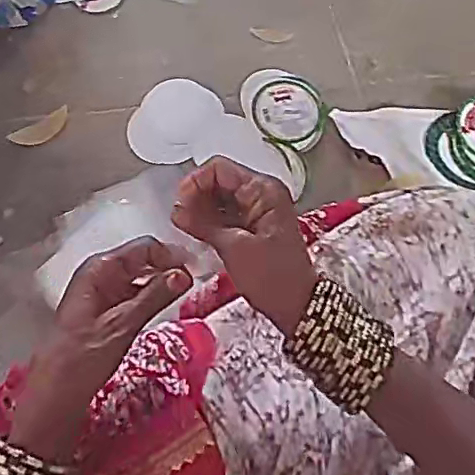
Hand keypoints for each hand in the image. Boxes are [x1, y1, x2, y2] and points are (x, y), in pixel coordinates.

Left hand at [9, 238, 191, 459]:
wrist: (53, 400)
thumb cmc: (80, 360)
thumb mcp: (122, 326)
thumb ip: (155, 296)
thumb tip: (183, 274)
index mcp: (99, 269)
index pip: (144, 247)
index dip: (172, 256)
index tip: (195, 268)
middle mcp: (100, 275)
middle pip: (143, 260)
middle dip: (169, 268)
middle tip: (194, 282)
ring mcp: (103, 294)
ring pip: (141, 278)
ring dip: (162, 284)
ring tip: (185, 294)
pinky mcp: (106, 312)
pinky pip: (135, 295)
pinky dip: (152, 298)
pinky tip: (165, 307)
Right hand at [171, 158, 318, 335]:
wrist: (297, 305)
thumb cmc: (273, 277)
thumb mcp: (234, 248)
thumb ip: (203, 224)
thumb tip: (178, 210)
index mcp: (264, 190)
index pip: (220, 169)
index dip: (196, 182)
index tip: (180, 202)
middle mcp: (263, 194)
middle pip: (220, 180)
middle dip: (197, 195)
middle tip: (180, 217)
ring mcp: (259, 210)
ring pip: (221, 198)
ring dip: (202, 209)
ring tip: (186, 227)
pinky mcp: (254, 226)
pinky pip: (227, 214)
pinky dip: (211, 221)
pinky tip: (198, 233)